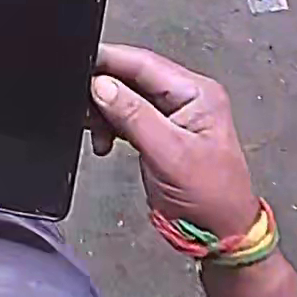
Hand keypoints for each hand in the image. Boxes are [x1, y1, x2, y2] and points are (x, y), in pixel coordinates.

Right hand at [88, 43, 258, 238]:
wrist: (219, 235)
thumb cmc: (209, 197)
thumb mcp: (169, 153)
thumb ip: (133, 115)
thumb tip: (101, 85)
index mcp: (196, 93)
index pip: (142, 63)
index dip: (107, 60)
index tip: (76, 64)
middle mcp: (183, 97)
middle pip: (129, 76)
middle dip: (101, 90)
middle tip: (81, 106)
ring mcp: (169, 114)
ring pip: (121, 95)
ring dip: (102, 111)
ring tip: (94, 131)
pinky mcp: (155, 130)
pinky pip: (122, 115)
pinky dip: (106, 125)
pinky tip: (102, 141)